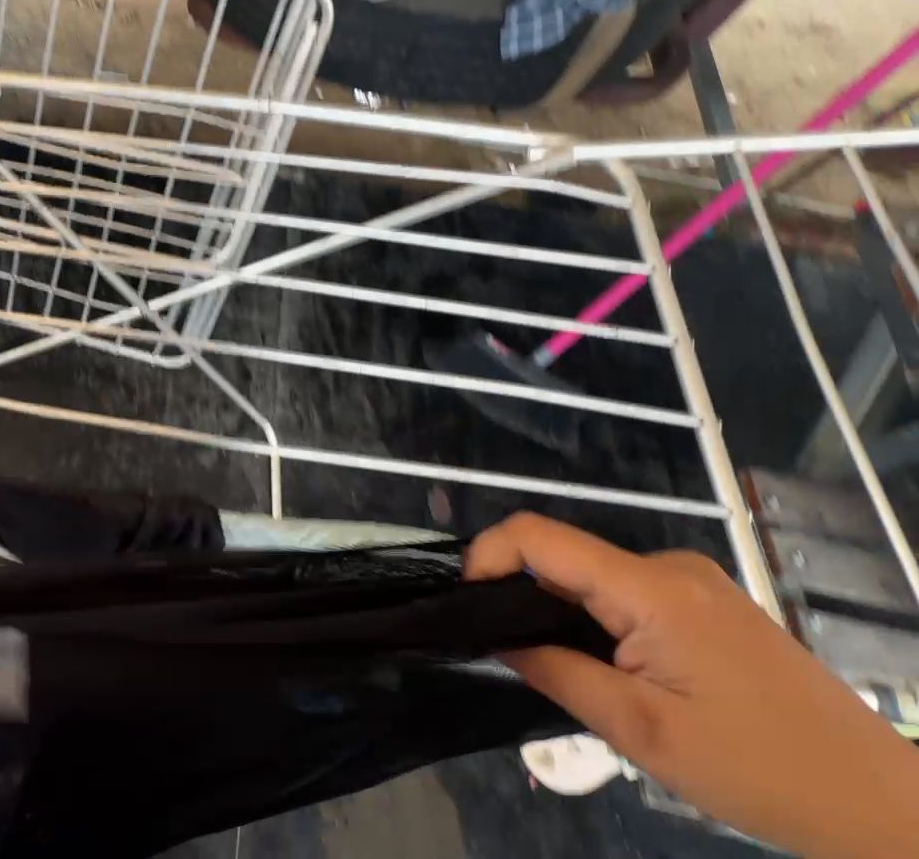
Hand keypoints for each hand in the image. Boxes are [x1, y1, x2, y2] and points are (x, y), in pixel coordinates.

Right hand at [468, 513, 918, 858]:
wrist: (886, 810)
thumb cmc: (760, 769)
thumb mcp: (638, 730)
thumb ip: (554, 671)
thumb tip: (495, 638)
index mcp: (652, 588)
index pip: (535, 536)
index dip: (484, 558)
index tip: (470, 611)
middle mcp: (670, 568)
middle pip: (561, 558)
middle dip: (525, 601)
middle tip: (530, 666)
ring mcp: (695, 584)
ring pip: (590, 579)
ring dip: (564, 618)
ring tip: (583, 682)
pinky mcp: (709, 605)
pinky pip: (625, 595)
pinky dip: (599, 624)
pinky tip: (623, 677)